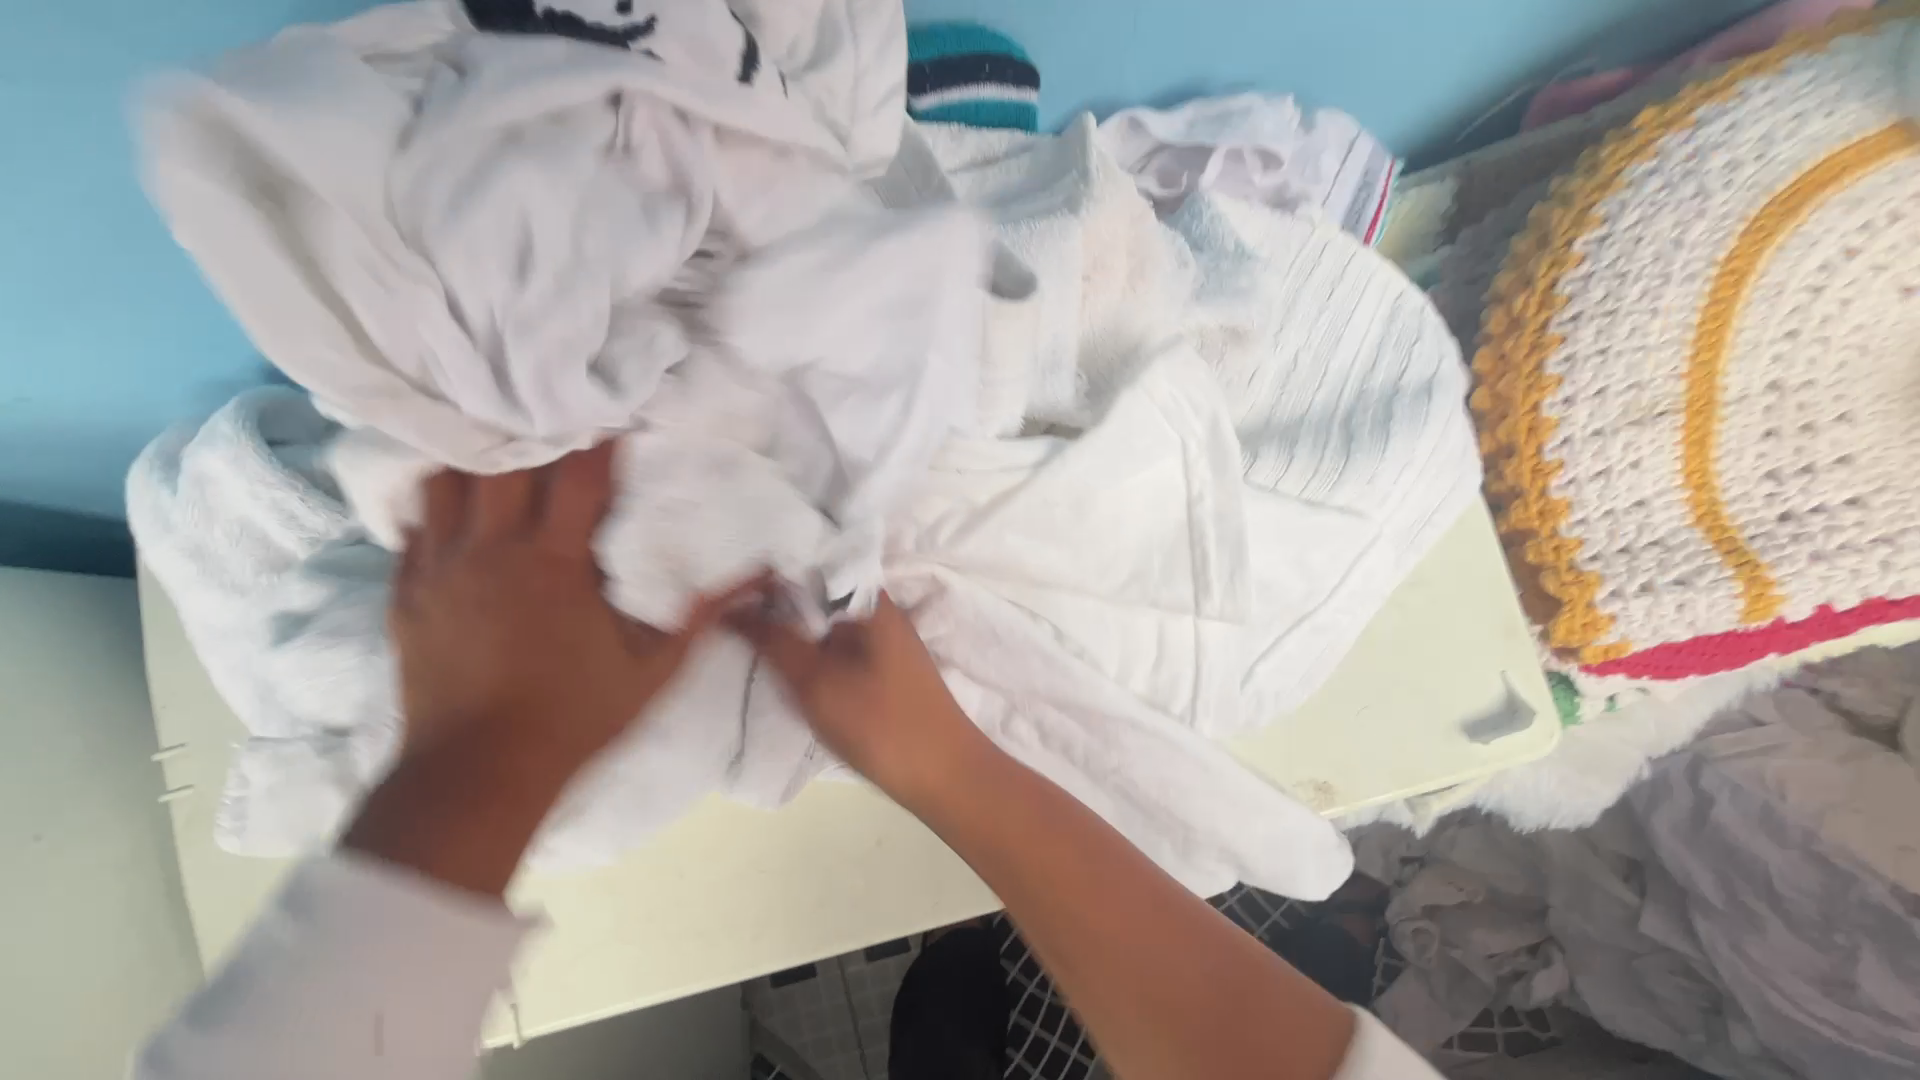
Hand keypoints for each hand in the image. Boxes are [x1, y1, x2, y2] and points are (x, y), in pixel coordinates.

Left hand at [390, 442, 744, 781]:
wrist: (478, 773)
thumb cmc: (576, 718)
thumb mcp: (655, 670)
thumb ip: (703, 616)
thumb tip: (758, 578)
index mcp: (557, 564)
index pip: (579, 476)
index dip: (599, 443)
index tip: (614, 423)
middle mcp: (493, 552)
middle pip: (505, 462)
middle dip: (534, 439)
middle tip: (556, 428)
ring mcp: (440, 570)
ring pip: (447, 481)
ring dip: (479, 465)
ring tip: (504, 461)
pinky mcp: (405, 593)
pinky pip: (413, 526)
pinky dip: (438, 508)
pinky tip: (460, 512)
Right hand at [727, 591, 991, 801]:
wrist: (944, 776)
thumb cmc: (881, 724)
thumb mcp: (816, 682)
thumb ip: (774, 640)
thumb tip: (733, 608)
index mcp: (870, 600)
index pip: (813, 563)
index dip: (771, 570)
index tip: (731, 580)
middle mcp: (880, 611)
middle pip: (819, 594)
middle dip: (777, 603)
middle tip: (727, 610)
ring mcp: (884, 641)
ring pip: (827, 624)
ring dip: (793, 631)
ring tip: (746, 633)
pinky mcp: (884, 669)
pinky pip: (839, 648)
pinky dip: (812, 653)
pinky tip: (785, 666)